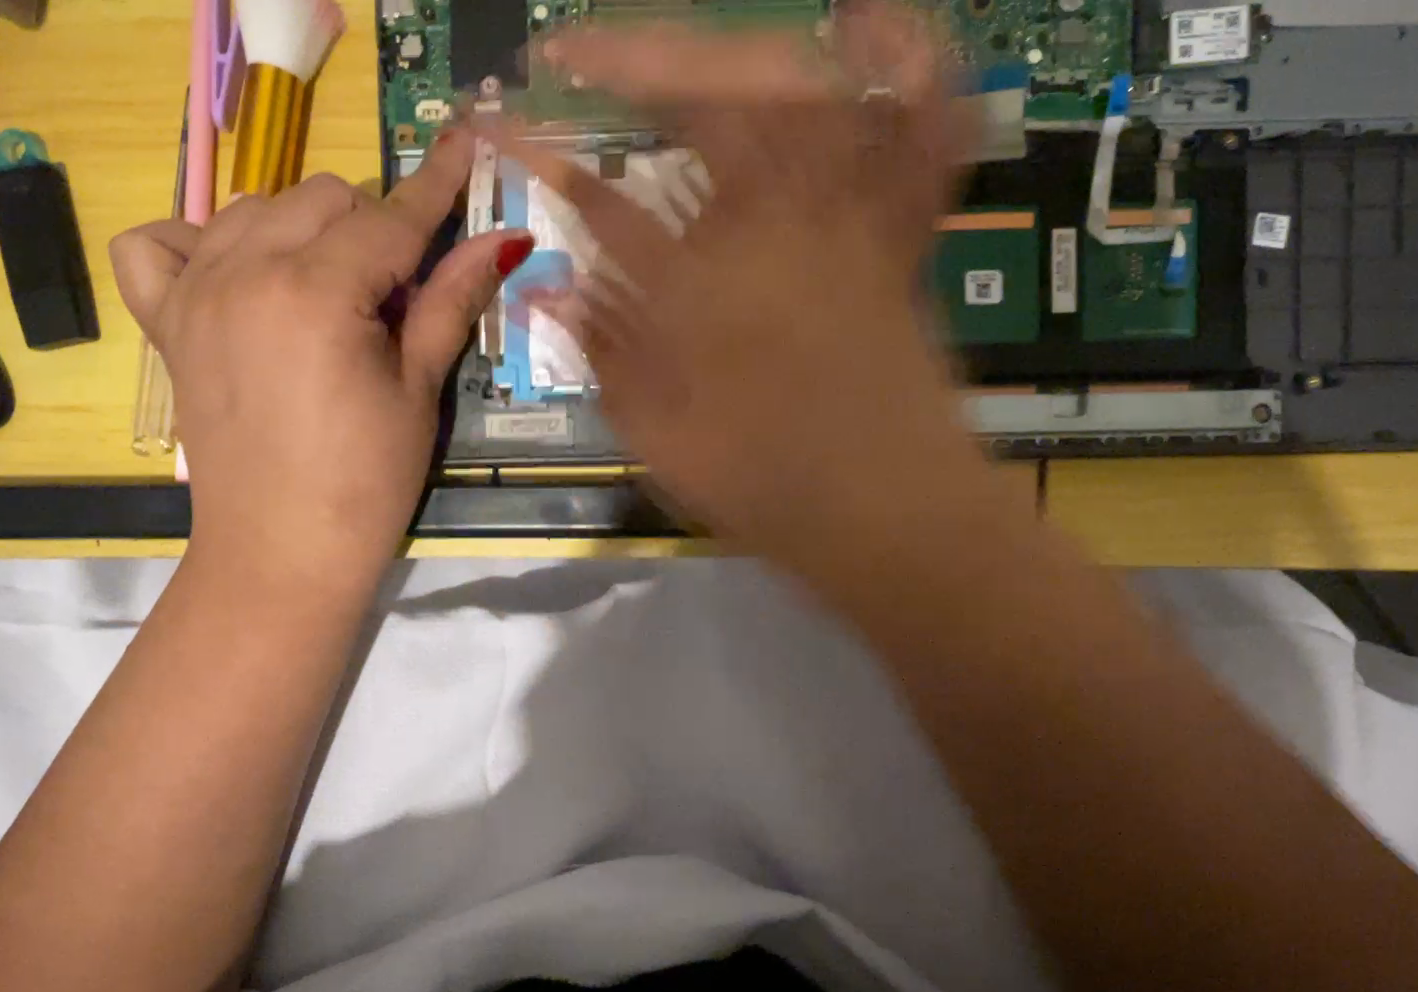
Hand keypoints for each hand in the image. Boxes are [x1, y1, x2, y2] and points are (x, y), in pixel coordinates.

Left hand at [110, 132, 533, 587]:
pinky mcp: (167, 324)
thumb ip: (448, 303)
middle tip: (398, 288)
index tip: (468, 149)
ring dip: (303, 227)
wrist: (280, 555)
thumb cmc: (365, 484)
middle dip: (372, 225)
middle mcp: (245, 272)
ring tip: (331, 286)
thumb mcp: (418, 392)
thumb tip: (501, 239)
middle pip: (323, 198)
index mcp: (317, 292)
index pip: (390, 219)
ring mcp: (194, 294)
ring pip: (253, 207)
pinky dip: (194, 242)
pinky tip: (236, 275)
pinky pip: (155, 245)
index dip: (437, 187)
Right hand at [494, 5, 1004, 586]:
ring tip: (682, 47)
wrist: (889, 516)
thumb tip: (548, 289)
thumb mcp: (657, 438)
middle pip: (708, 106)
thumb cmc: (764, 488)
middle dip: (631, 62)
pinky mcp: (899, 240)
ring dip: (743, 53)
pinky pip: (922, 136)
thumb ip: (603, 352)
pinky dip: (913, 68)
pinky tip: (873, 22)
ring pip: (809, 96)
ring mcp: (847, 225)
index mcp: (696, 291)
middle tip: (576, 56)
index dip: (539, 157)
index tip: (495, 127)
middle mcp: (772, 231)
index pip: (599, 203)